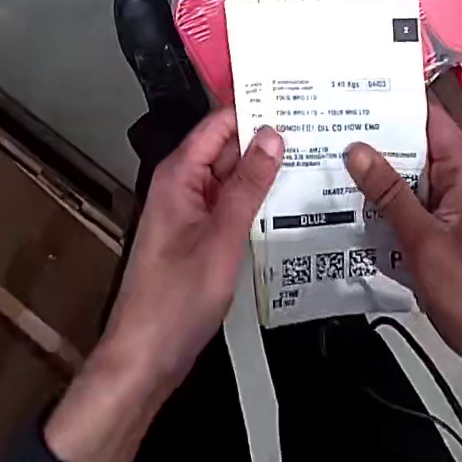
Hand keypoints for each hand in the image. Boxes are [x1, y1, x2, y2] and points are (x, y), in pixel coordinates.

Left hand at [45, 109, 281, 461]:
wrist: (146, 361)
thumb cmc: (174, 301)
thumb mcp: (222, 237)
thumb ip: (248, 185)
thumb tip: (272, 136)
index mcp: (179, 175)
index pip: (219, 123)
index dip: (254, 108)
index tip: (293, 100)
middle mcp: (184, 184)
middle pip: (228, 146)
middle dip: (266, 138)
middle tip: (315, 129)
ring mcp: (193, 208)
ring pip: (234, 175)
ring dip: (265, 169)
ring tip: (313, 157)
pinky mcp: (202, 231)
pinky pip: (232, 201)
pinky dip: (258, 197)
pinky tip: (290, 198)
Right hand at [346, 103, 461, 449]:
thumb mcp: (425, 243)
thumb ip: (389, 194)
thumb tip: (356, 148)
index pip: (426, 117)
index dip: (390, 102)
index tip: (349, 92)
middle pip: (414, 146)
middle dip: (373, 140)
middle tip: (324, 129)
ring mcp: (457, 205)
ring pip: (411, 178)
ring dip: (377, 175)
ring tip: (327, 162)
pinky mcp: (451, 230)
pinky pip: (415, 205)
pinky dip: (388, 205)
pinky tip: (353, 208)